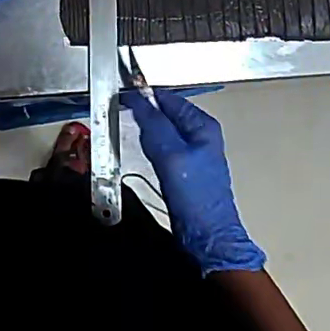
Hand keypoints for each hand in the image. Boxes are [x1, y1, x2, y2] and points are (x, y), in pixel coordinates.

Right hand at [122, 90, 265, 274]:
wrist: (206, 234)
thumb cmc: (197, 198)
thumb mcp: (171, 153)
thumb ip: (154, 123)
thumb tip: (140, 99)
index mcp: (202, 125)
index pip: (168, 97)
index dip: (145, 96)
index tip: (123, 96)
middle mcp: (199, 135)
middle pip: (163, 113)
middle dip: (145, 118)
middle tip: (134, 127)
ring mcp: (191, 152)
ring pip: (160, 131)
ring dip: (147, 135)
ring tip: (146, 148)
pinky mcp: (182, 167)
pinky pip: (161, 149)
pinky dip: (151, 150)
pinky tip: (150, 160)